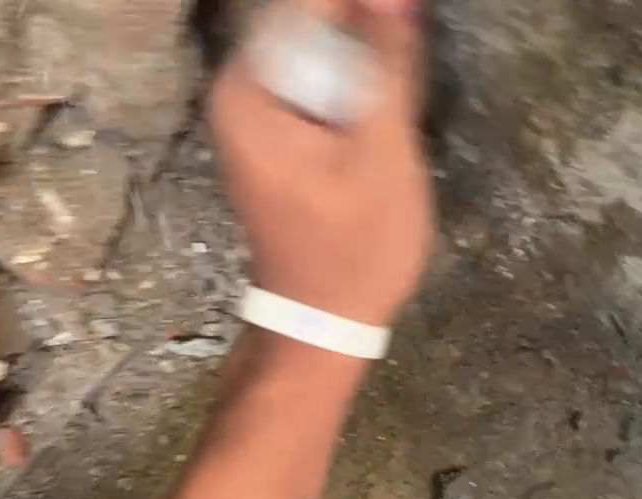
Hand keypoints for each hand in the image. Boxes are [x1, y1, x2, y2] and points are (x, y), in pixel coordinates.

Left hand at [208, 0, 434, 327]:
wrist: (325, 324)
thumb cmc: (354, 251)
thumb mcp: (382, 153)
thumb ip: (387, 62)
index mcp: (249, 89)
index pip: (311, 4)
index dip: (366, 11)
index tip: (404, 38)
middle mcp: (237, 95)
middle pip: (315, 30)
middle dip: (367, 47)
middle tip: (399, 106)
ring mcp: (251, 121)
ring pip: (321, 63)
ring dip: (366, 77)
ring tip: (391, 129)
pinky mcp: (273, 144)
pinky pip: (317, 96)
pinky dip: (352, 103)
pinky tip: (374, 138)